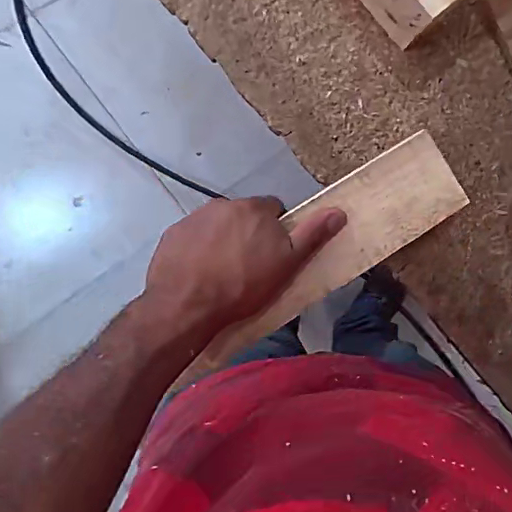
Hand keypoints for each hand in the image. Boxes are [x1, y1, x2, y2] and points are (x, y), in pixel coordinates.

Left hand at [141, 198, 346, 343]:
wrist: (185, 307)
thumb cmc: (243, 286)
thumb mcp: (288, 264)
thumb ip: (312, 234)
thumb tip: (338, 211)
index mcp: (255, 208)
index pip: (274, 209)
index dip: (276, 230)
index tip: (272, 254)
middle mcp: (224, 204)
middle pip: (244, 215)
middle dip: (248, 233)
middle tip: (249, 266)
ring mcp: (194, 218)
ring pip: (217, 225)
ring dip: (222, 240)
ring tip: (222, 272)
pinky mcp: (172, 234)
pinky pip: (192, 237)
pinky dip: (197, 249)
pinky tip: (199, 272)